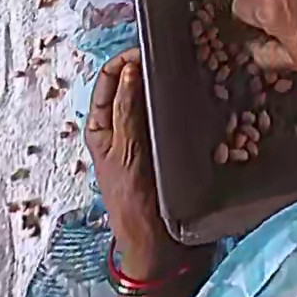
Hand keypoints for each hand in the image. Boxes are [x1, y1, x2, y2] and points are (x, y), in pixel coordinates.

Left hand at [85, 52, 185, 279]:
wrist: (160, 246)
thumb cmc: (134, 202)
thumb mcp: (126, 153)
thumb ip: (127, 110)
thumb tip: (130, 67)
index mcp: (101, 125)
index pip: (109, 78)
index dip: (124, 60)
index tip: (148, 50)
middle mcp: (122, 124)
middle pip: (132, 83)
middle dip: (148, 67)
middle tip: (173, 54)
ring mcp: (145, 133)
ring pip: (153, 96)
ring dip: (165, 83)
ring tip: (187, 68)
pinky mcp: (167, 142)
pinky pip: (169, 113)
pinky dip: (178, 100)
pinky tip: (195, 92)